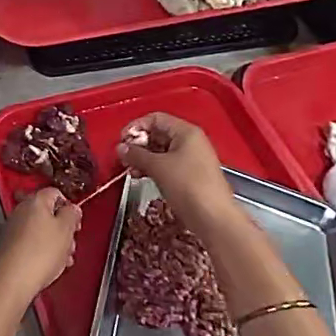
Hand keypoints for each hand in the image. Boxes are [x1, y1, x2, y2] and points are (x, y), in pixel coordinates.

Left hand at [0, 187, 82, 300]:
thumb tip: (71, 208)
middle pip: (47, 213)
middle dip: (62, 228)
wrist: (10, 282)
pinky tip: (47, 267)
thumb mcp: (66, 230)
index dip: (69, 207)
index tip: (76, 224)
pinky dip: (39, 251)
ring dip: (53, 242)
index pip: (56, 193)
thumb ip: (72, 214)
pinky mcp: (6, 247)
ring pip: (39, 230)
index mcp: (36, 201)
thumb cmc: (42, 252)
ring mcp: (11, 229)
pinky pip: (28, 243)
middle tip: (71, 245)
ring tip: (62, 261)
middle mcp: (20, 210)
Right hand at [117, 113, 239, 232]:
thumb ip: (137, 155)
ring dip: (145, 158)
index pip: (156, 119)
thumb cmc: (188, 186)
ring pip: (162, 151)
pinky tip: (142, 177)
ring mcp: (192, 159)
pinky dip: (154, 168)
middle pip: (159, 134)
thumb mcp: (158, 167)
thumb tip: (121, 148)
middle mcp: (191, 142)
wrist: (213, 217)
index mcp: (186, 132)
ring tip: (131, 169)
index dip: (137, 126)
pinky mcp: (191, 176)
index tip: (122, 140)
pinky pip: (168, 165)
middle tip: (124, 157)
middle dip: (139, 144)